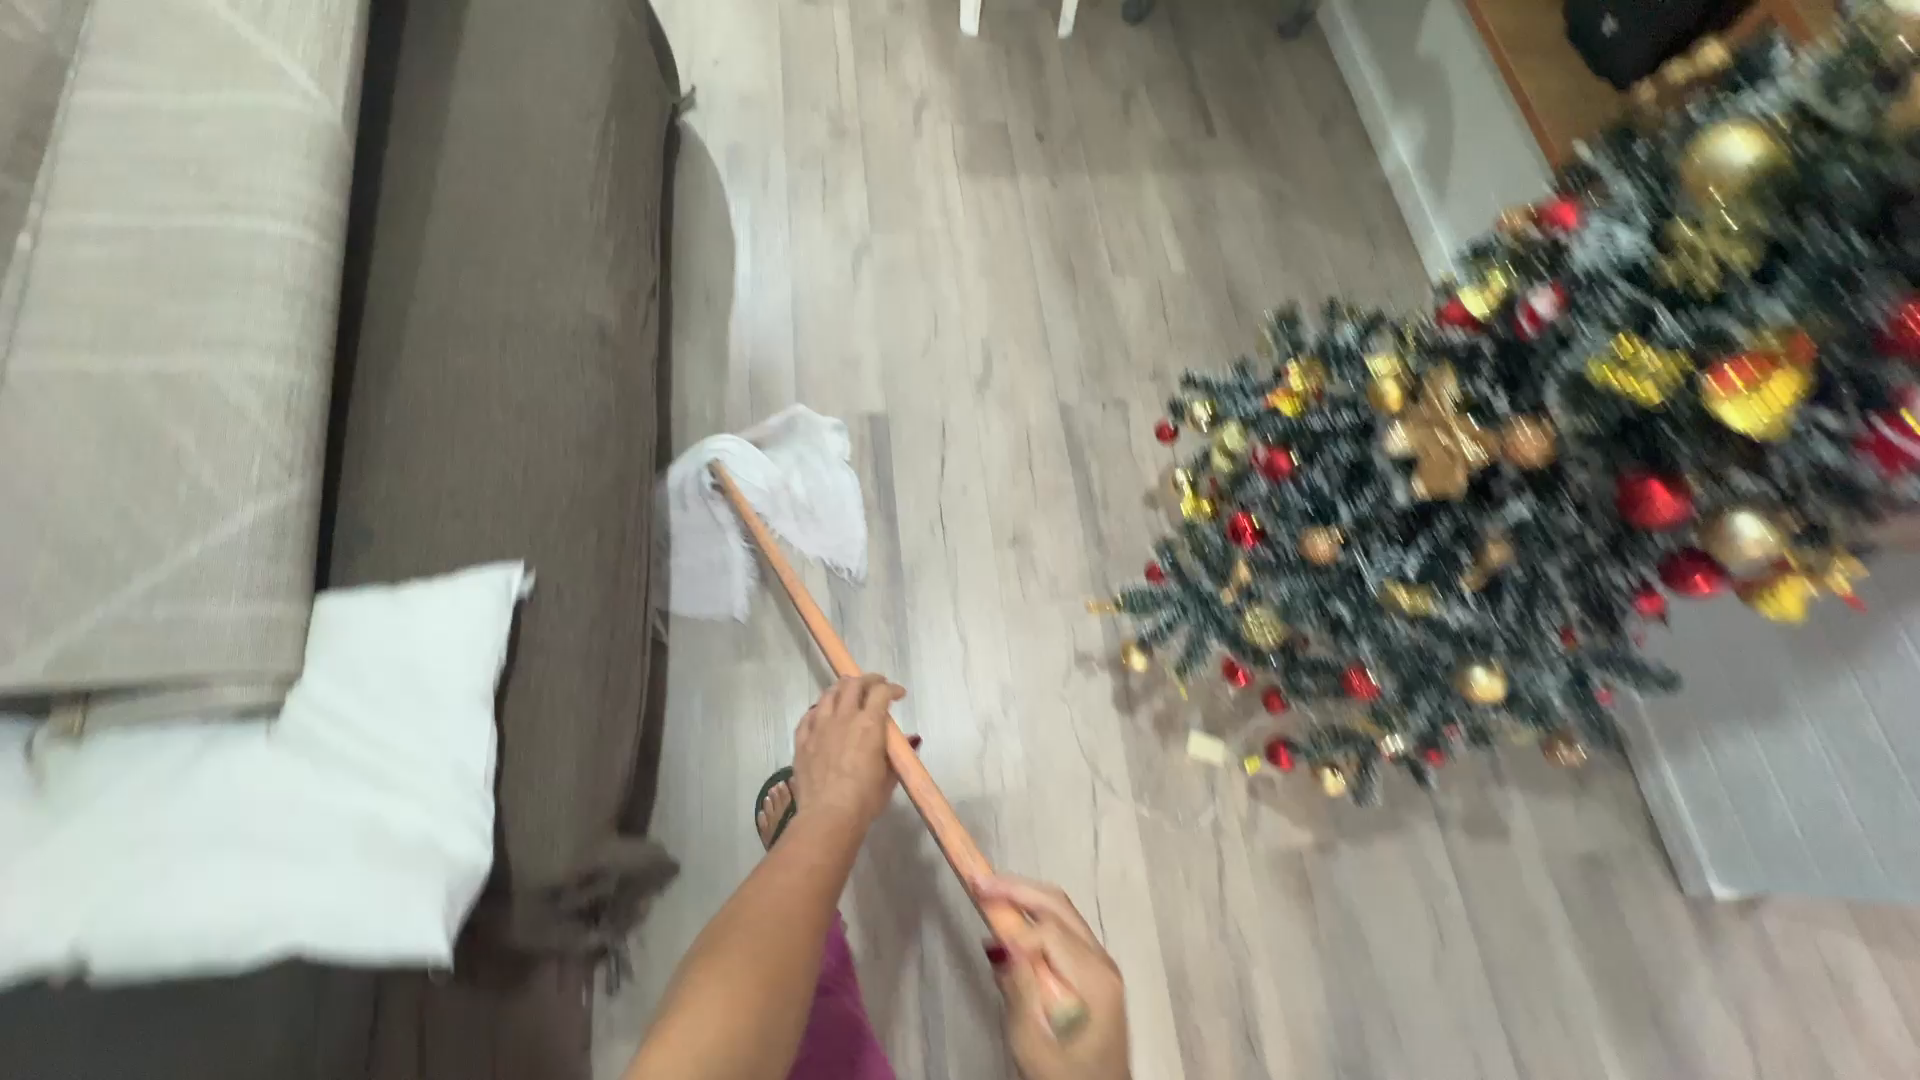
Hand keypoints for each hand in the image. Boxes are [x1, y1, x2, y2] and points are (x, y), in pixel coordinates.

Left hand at [793, 674, 904, 827]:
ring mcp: (819, 727)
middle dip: (868, 680)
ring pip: (829, 694)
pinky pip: (808, 715)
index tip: (899, 694)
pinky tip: (822, 714)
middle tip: (876, 685)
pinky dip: (819, 710)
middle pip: (853, 684)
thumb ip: (897, 754)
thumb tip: (911, 740)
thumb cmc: (865, 799)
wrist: (828, 816)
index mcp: (869, 724)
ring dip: (842, 689)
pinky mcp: (802, 740)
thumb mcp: (889, 776)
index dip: (892, 689)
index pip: (881, 692)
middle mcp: (844, 718)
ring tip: (848, 692)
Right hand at [978, 875, 1130, 1079]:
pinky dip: (1034, 916)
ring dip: (1025, 897)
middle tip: (978, 879)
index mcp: (1094, 979)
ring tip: (988, 891)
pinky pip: (1063, 929)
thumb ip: (1019, 993)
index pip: (1049, 931)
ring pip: (1061, 911)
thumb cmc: (1064, 1079)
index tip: (982, 924)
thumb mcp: (1033, 1047)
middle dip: (1016, 888)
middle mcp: (1102, 960)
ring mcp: (1100, 963)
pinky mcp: (1092, 970)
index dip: (1013, 925)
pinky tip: (1010, 919)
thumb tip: (1001, 944)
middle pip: (1058, 905)